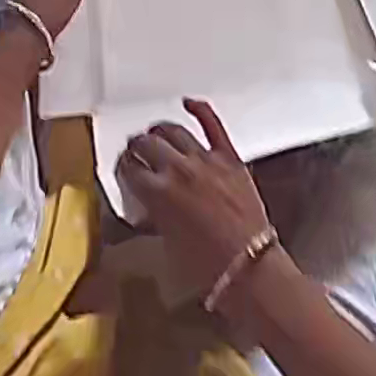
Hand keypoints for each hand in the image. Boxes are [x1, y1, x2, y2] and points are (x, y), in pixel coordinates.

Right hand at [118, 99, 272, 295]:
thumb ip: (154, 214)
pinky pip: (212, 124)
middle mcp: (178, 170)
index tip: (124, 167)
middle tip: (135, 149)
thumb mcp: (167, 243)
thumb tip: (149, 204)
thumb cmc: (210, 270)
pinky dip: (200, 110)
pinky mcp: (229, 158)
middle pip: (146, 144)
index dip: (124, 166)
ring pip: (174, 131)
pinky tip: (189, 103)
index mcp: (158, 193)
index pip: (130, 168)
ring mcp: (205, 160)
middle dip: (136, 146)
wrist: (251, 272)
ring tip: (155, 132)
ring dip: (159, 130)